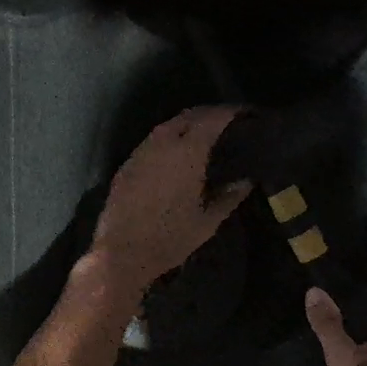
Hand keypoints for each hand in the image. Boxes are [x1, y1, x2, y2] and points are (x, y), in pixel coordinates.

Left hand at [90, 107, 251, 292]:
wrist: (122, 253)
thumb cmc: (170, 239)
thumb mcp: (207, 222)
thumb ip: (229, 197)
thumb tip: (245, 181)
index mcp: (187, 153)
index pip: (213, 119)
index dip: (231, 112)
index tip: (245, 114)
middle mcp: (163, 143)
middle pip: (189, 116)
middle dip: (209, 114)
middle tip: (226, 123)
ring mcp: (141, 152)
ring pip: (167, 127)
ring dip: (186, 125)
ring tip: (202, 137)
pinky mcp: (127, 165)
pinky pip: (152, 142)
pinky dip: (168, 141)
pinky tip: (175, 155)